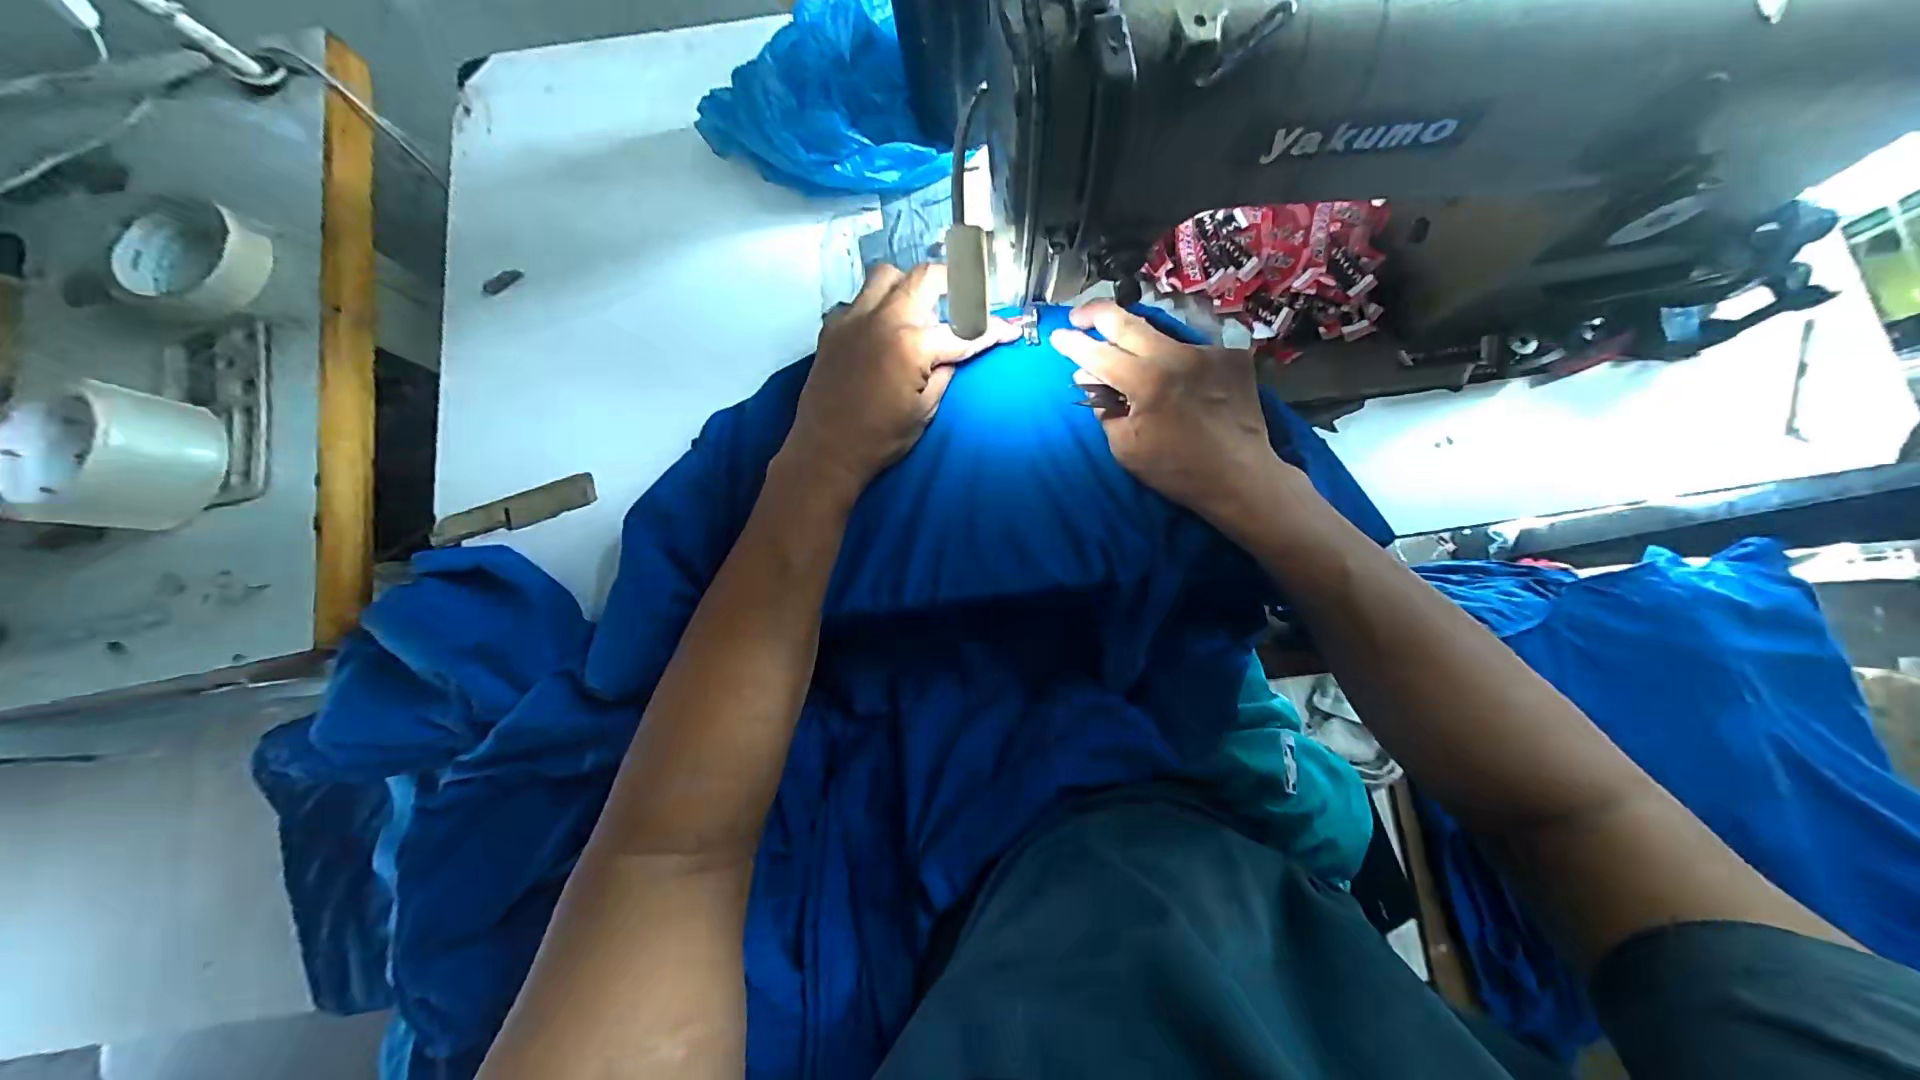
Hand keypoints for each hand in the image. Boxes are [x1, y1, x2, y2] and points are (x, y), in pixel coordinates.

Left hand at [782, 263, 1018, 498]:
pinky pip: (859, 298)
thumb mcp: (925, 411)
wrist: (825, 452)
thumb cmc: (880, 440)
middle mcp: (882, 319)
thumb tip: (955, 353)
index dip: (991, 331)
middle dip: (954, 283)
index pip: (962, 330)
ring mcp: (853, 318)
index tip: (1009, 329)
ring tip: (918, 308)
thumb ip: (944, 373)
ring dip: (908, 284)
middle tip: (967, 298)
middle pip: (925, 277)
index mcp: (911, 344)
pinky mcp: (833, 327)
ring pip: (887, 275)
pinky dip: (876, 305)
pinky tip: (881, 329)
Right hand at [1050, 299, 1296, 530]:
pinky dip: (1176, 359)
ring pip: (1161, 333)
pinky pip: (1192, 348)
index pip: (1098, 352)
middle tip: (1079, 316)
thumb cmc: (1176, 470)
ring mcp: (1208, 352)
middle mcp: (1177, 356)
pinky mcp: (1232, 356)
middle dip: (1096, 314)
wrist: (1239, 477)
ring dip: (1138, 340)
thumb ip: (1103, 408)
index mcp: (1147, 381)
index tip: (1058, 336)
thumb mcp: (1125, 447)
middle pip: (1127, 321)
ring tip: (1128, 352)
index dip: (1073, 343)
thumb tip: (1088, 378)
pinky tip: (1176, 376)